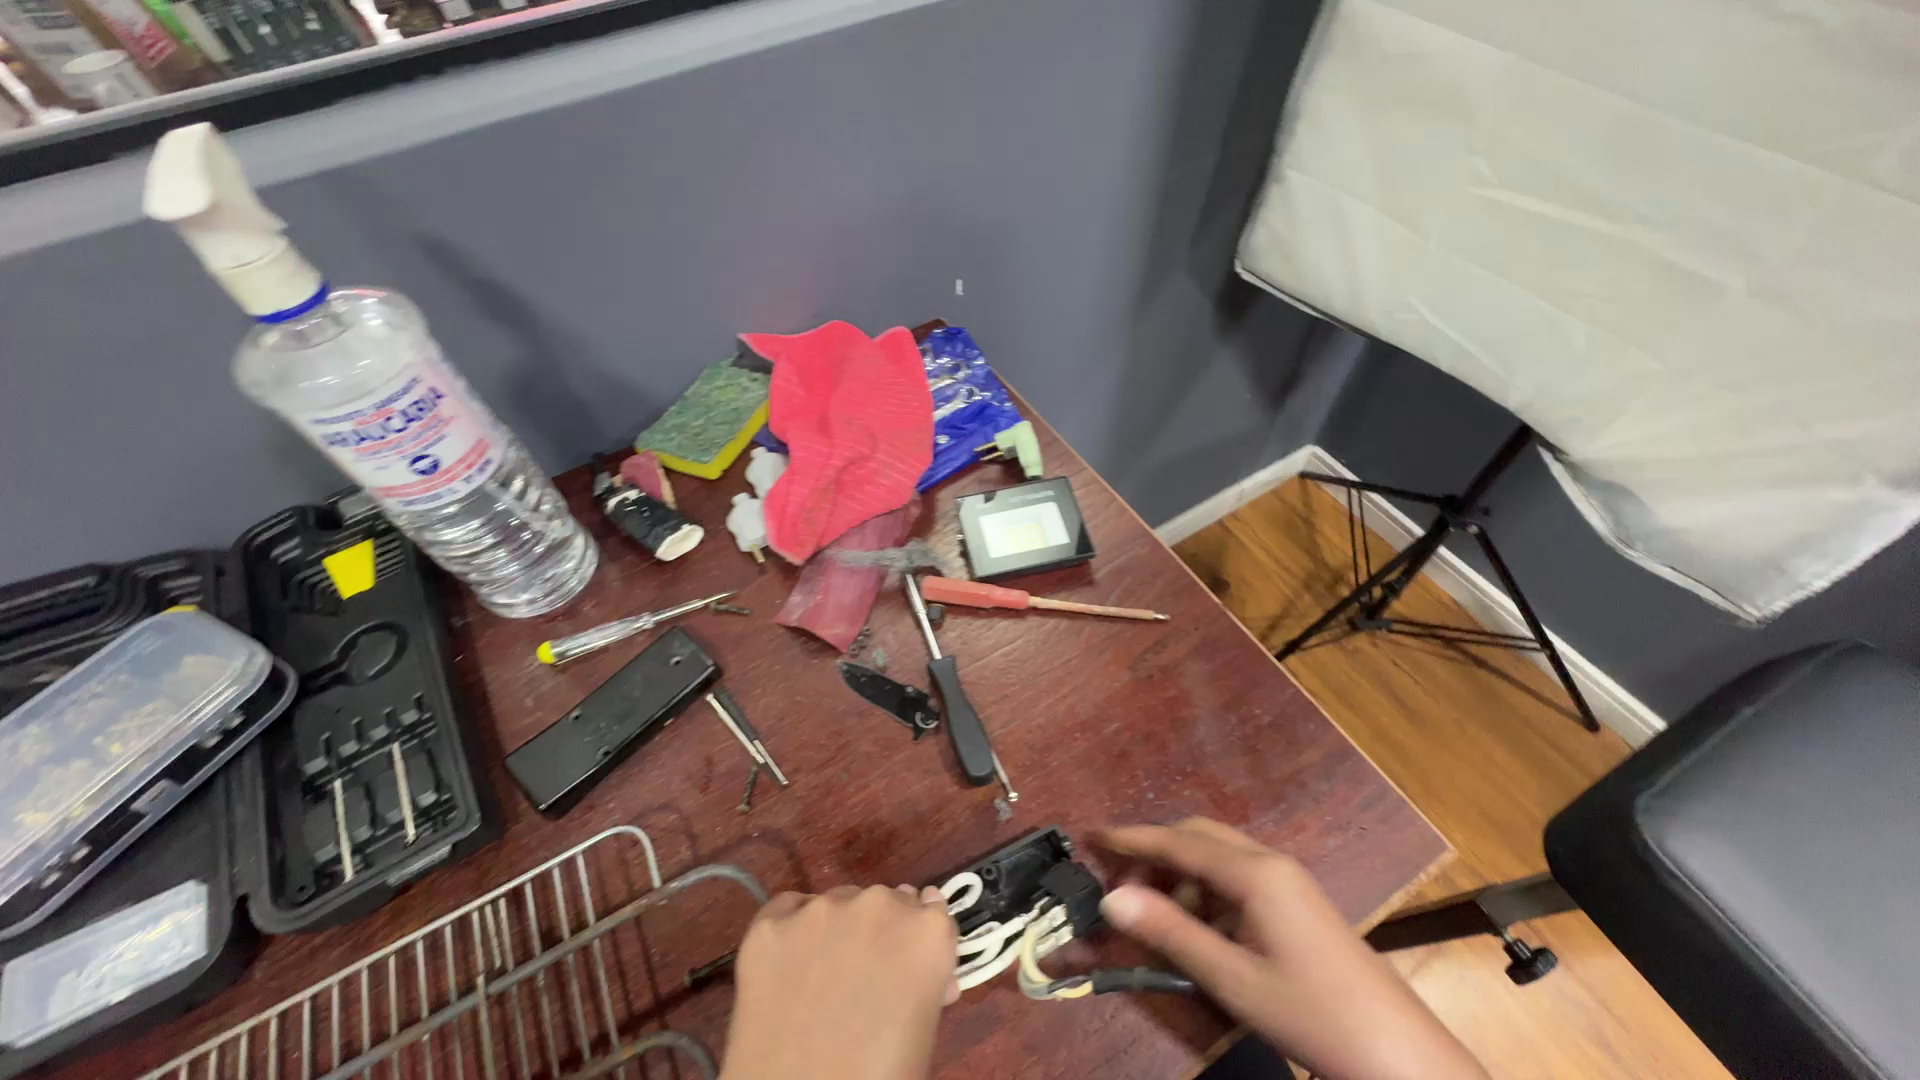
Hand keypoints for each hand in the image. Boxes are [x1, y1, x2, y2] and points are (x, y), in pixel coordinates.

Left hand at [721, 884, 957, 1079]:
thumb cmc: (878, 1075)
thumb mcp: (922, 1029)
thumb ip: (927, 981)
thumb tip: (922, 965)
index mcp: (927, 931)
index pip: (930, 910)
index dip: (917, 939)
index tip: (905, 961)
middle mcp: (878, 904)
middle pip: (884, 902)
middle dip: (879, 931)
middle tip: (863, 978)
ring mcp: (820, 910)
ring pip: (837, 903)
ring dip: (836, 929)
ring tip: (821, 979)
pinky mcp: (771, 923)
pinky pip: (787, 909)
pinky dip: (791, 931)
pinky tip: (788, 968)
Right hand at [1101, 819, 1486, 1079]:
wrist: (1400, 1055)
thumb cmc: (1312, 1013)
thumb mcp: (1231, 977)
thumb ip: (1170, 933)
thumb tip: (1112, 898)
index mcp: (1255, 873)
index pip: (1178, 842)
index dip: (1130, 838)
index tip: (1089, 836)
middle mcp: (1270, 863)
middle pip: (1198, 838)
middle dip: (1155, 855)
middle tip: (1120, 888)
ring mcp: (1288, 882)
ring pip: (1218, 859)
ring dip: (1180, 877)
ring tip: (1154, 918)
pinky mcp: (1296, 904)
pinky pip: (1238, 881)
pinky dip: (1205, 894)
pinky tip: (1197, 932)